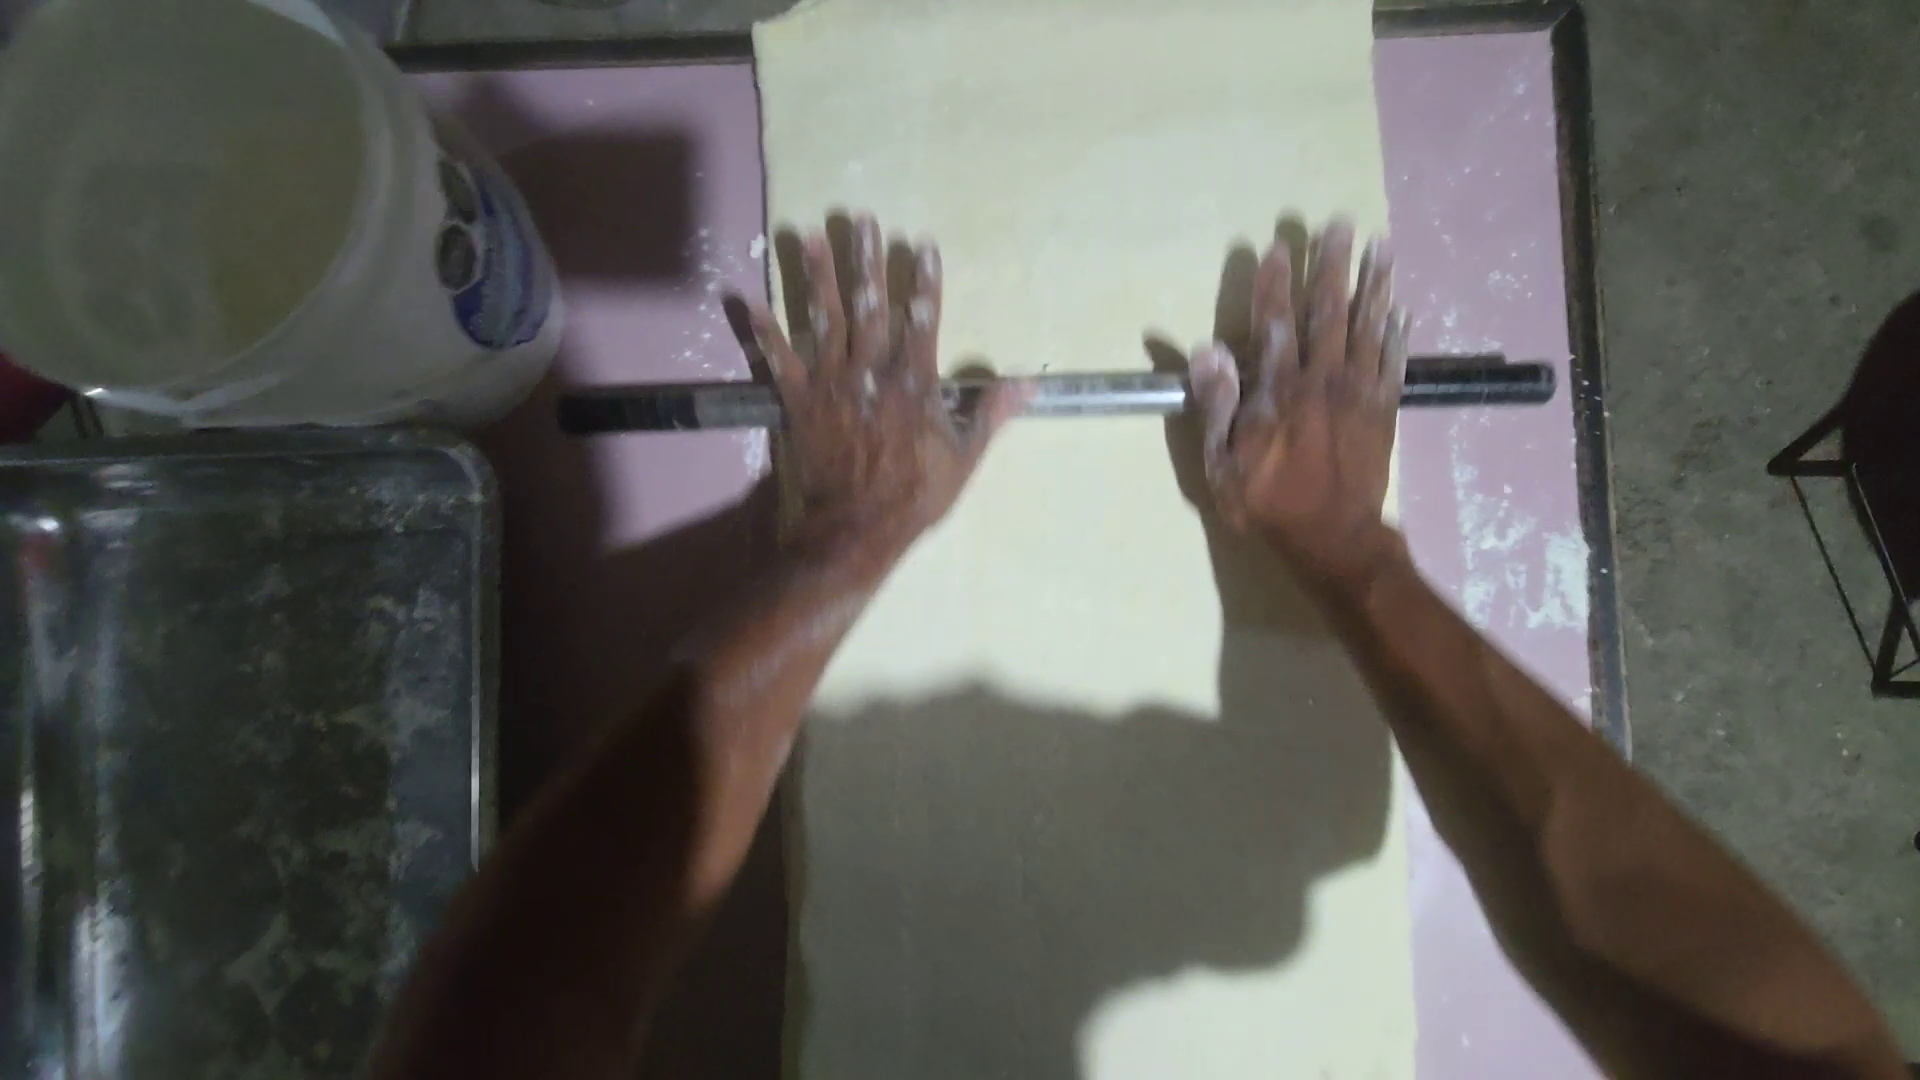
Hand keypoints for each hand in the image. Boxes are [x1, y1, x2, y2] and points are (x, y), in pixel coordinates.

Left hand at [746, 215, 1028, 558]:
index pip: (922, 320)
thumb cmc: (914, 496)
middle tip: (858, 219)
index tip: (920, 243)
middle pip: (870, 306)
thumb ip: (990, 415)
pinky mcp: (798, 402)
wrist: (854, 529)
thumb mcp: (964, 460)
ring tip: (808, 235)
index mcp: (913, 382)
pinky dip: (764, 333)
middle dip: (866, 261)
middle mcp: (871, 371)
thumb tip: (1028, 382)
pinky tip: (749, 300)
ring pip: (824, 321)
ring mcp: (831, 384)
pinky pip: (779, 361)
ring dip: (816, 277)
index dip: (923, 281)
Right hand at [1188, 220, 1409, 591]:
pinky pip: (1394, 360)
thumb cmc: (1265, 502)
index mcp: (1278, 390)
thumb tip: (1207, 350)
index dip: (1274, 284)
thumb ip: (1217, 404)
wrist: (1330, 536)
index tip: (1277, 247)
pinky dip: (1397, 331)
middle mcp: (1322, 380)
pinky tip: (1401, 307)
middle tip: (1340, 224)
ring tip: (1381, 245)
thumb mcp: (1221, 463)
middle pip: (1328, 312)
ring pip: (1368, 326)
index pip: (1275, 324)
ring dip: (1374, 284)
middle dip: (1331, 266)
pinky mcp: (1385, 409)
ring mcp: (1359, 392)